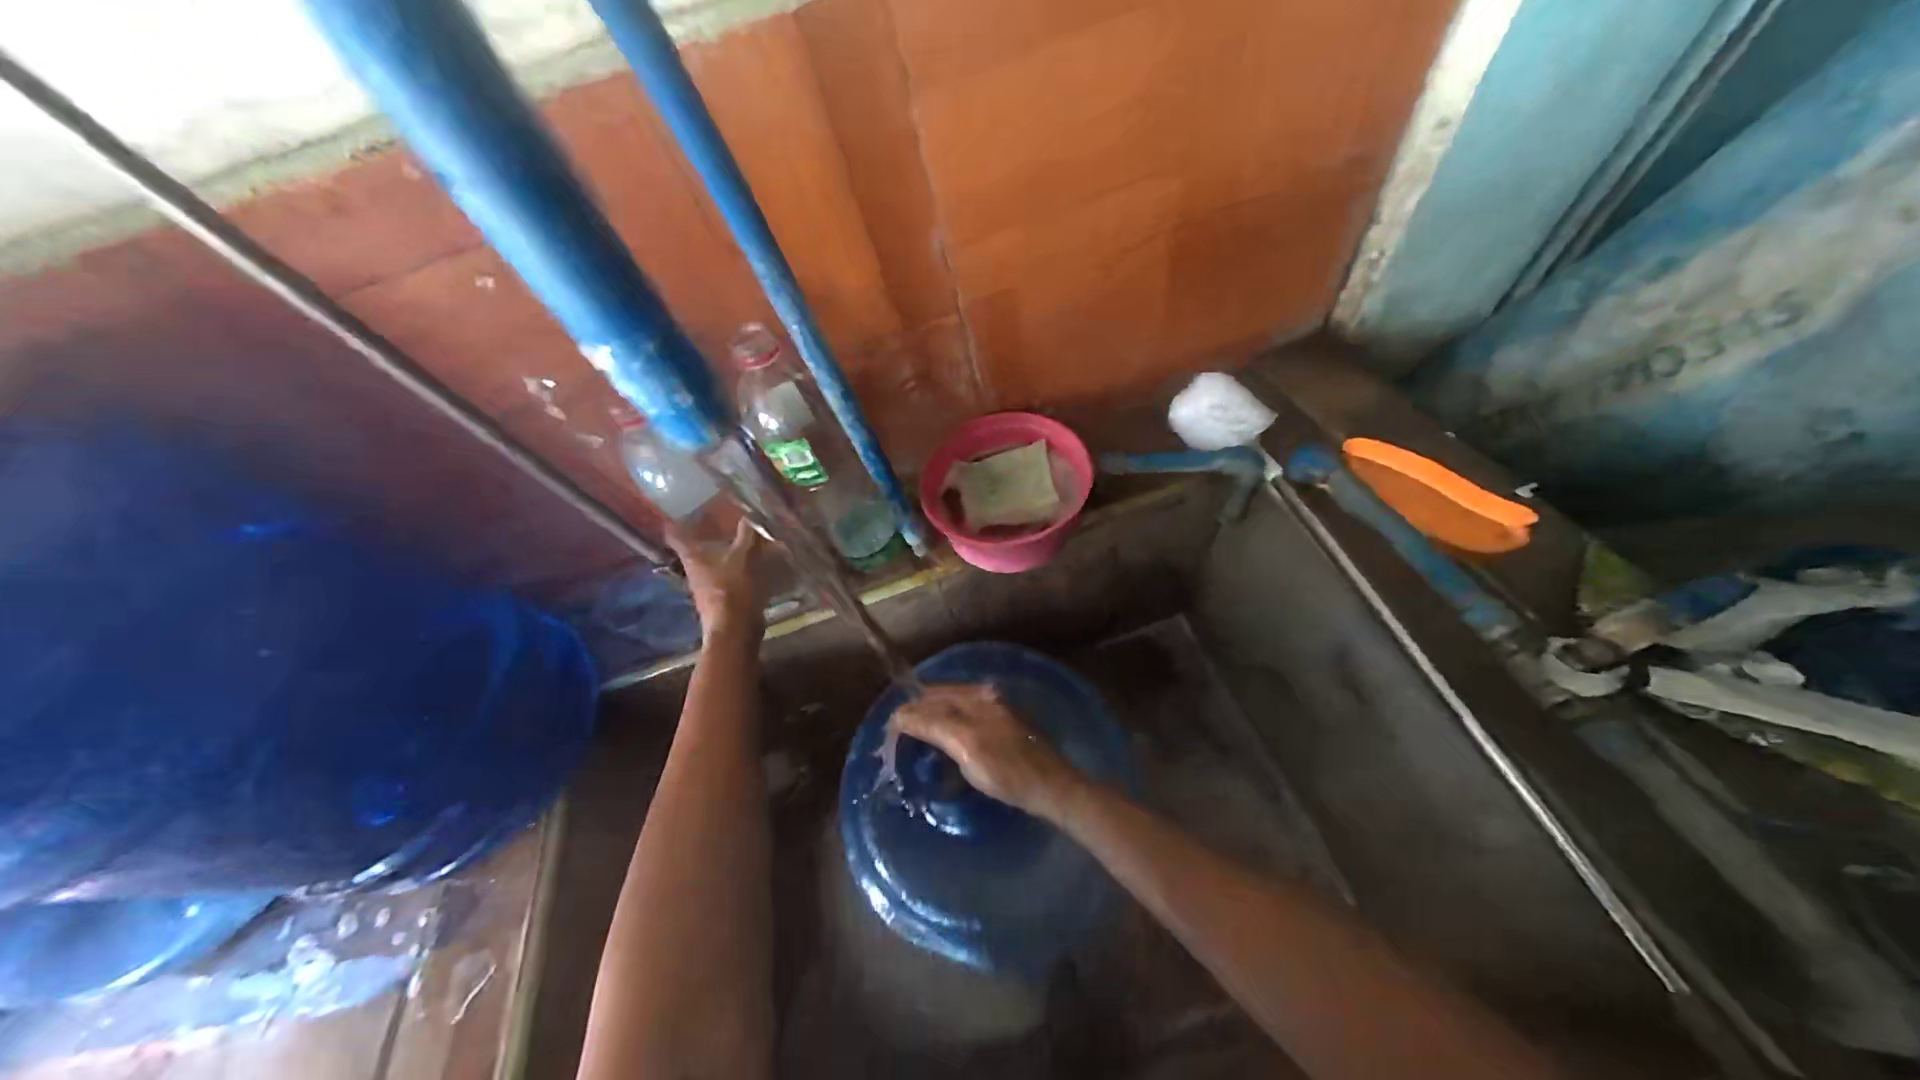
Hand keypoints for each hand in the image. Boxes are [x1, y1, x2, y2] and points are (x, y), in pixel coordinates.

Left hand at [665, 518, 763, 642]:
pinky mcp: (718, 597)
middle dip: (704, 532)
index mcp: (691, 555)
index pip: (673, 533)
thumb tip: (751, 511)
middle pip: (692, 546)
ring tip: (739, 537)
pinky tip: (750, 562)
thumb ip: (748, 533)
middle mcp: (692, 568)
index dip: (676, 518)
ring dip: (721, 550)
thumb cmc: (732, 588)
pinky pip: (723, 574)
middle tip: (720, 516)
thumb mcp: (744, 555)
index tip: (685, 506)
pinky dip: (733, 566)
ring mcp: (704, 584)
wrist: (735, 629)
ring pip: (709, 561)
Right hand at [891, 683, 1084, 820]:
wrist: (1052, 789)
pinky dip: (944, 729)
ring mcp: (994, 710)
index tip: (887, 738)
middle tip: (894, 743)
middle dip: (914, 716)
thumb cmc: (1009, 771)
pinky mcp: (1000, 727)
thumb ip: (934, 725)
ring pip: (949, 710)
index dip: (905, 715)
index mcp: (977, 696)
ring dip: (928, 723)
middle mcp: (984, 696)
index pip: (929, 697)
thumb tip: (901, 715)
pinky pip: (962, 719)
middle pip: (938, 700)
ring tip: (912, 745)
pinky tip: (940, 745)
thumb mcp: (967, 747)